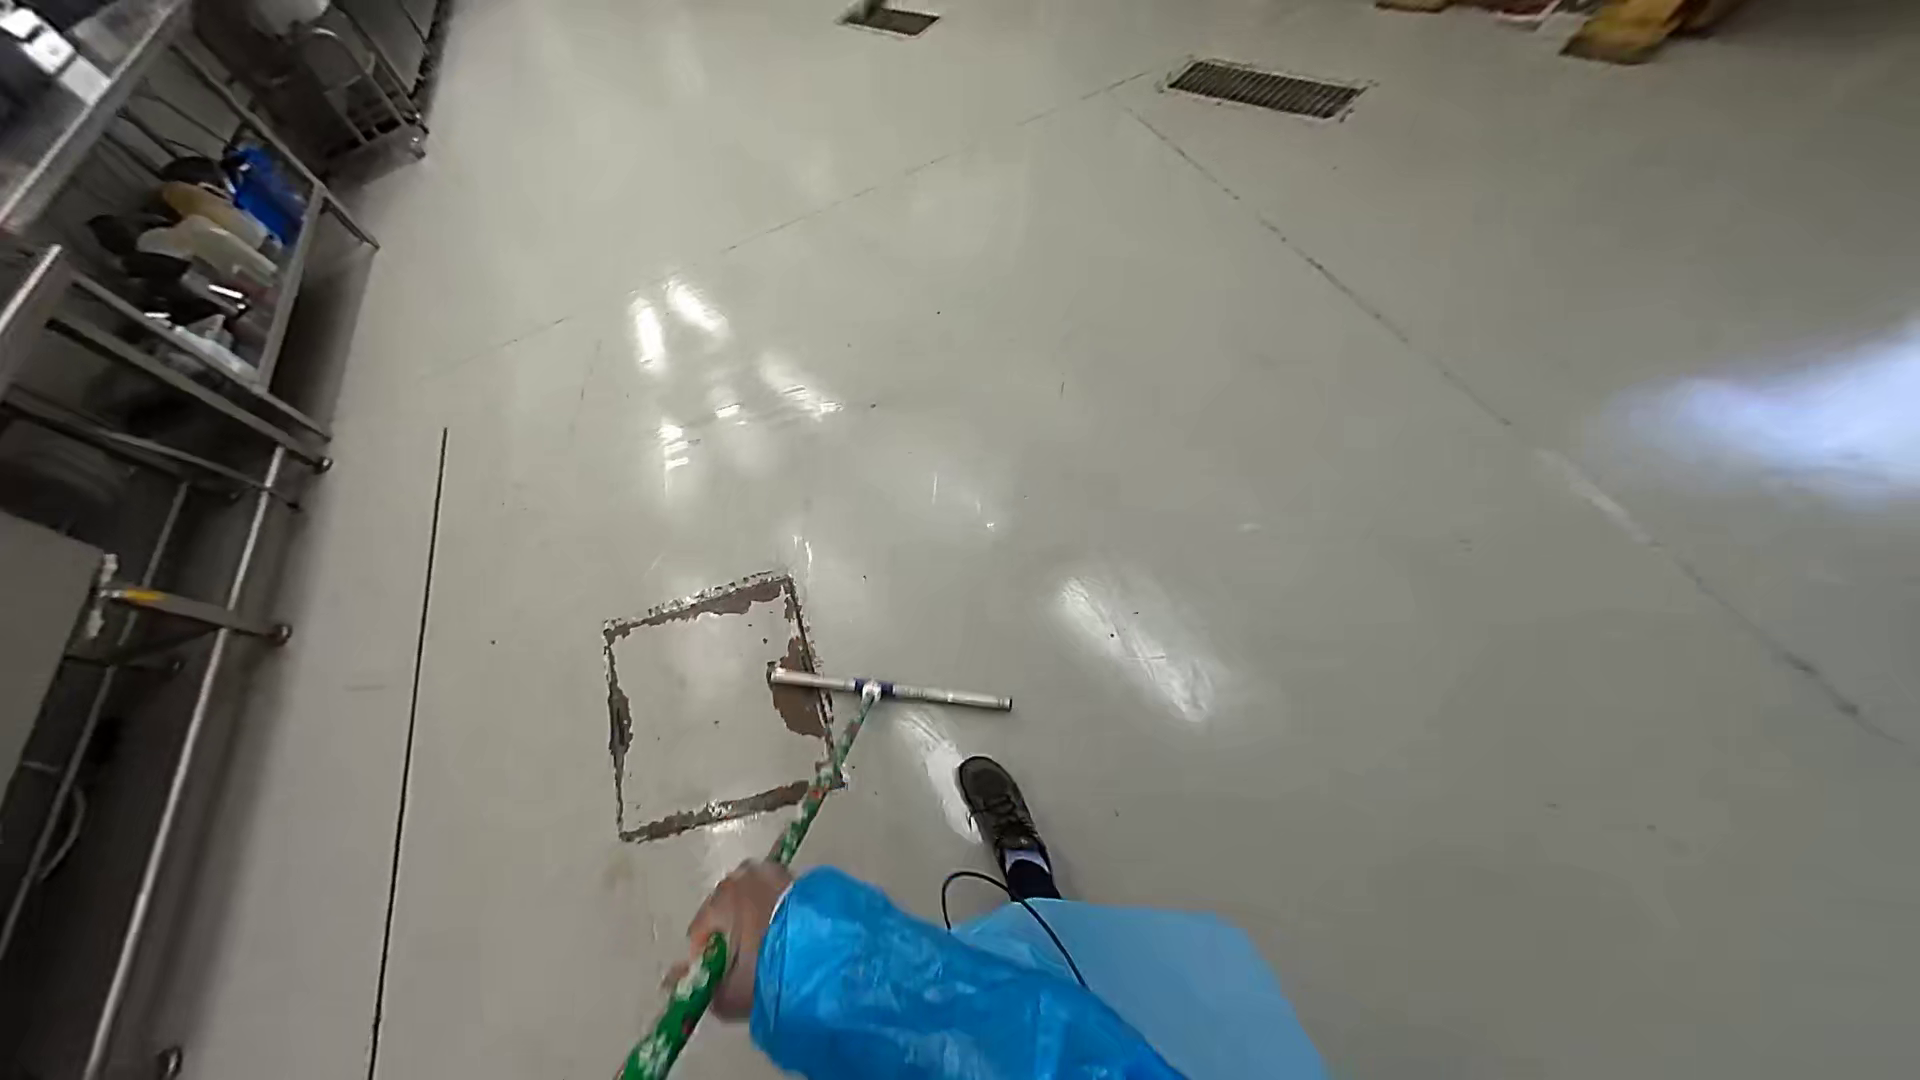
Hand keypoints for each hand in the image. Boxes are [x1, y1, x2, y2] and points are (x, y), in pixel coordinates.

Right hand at [666, 860, 792, 1019]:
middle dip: (729, 931)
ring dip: (752, 916)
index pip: (700, 929)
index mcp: (721, 897)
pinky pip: (772, 891)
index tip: (720, 973)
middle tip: (744, 959)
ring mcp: (771, 869)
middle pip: (724, 907)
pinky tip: (782, 928)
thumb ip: (696, 986)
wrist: (821, 945)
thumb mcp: (727, 991)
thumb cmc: (768, 964)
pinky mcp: (794, 872)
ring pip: (749, 896)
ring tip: (765, 944)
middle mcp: (743, 874)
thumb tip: (672, 981)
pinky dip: (772, 906)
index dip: (707, 956)